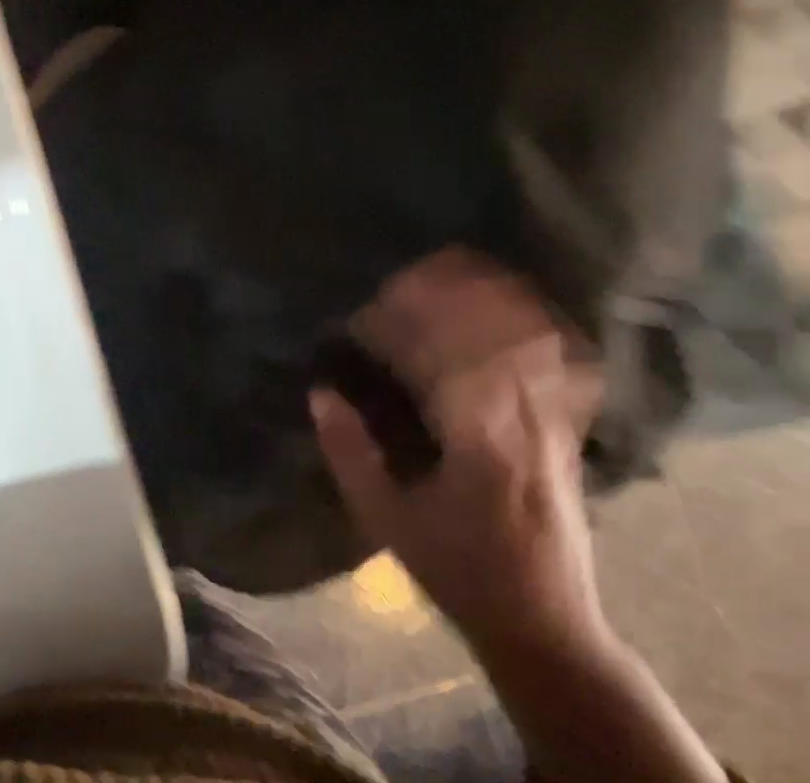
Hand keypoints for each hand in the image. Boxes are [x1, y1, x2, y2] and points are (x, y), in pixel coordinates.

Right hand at [311, 248, 610, 659]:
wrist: (542, 620)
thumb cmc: (453, 569)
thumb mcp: (384, 518)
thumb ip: (351, 453)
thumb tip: (321, 392)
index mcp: (478, 445)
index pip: (443, 360)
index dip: (406, 323)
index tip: (367, 302)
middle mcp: (527, 428)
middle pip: (498, 340)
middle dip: (457, 297)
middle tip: (412, 267)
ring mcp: (557, 432)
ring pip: (535, 349)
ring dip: (497, 306)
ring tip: (459, 271)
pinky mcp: (567, 439)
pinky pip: (557, 371)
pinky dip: (534, 334)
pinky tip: (512, 313)